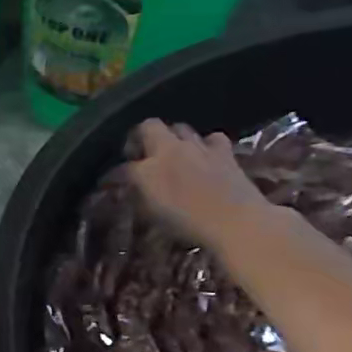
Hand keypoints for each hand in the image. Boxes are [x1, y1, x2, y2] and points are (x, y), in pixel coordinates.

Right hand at [126, 118, 272, 246]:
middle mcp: (168, 150)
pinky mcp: (222, 150)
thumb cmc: (188, 225)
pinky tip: (205, 156)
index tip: (116, 182)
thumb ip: (140, 197)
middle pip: (148, 126)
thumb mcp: (154, 215)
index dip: (117, 174)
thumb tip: (132, 189)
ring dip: (172, 137)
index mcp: (146, 170)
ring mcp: (197, 146)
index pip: (123, 166)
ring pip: (179, 127)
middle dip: (141, 136)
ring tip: (173, 153)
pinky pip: (211, 138)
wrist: (235, 220)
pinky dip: (206, 144)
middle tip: (142, 153)